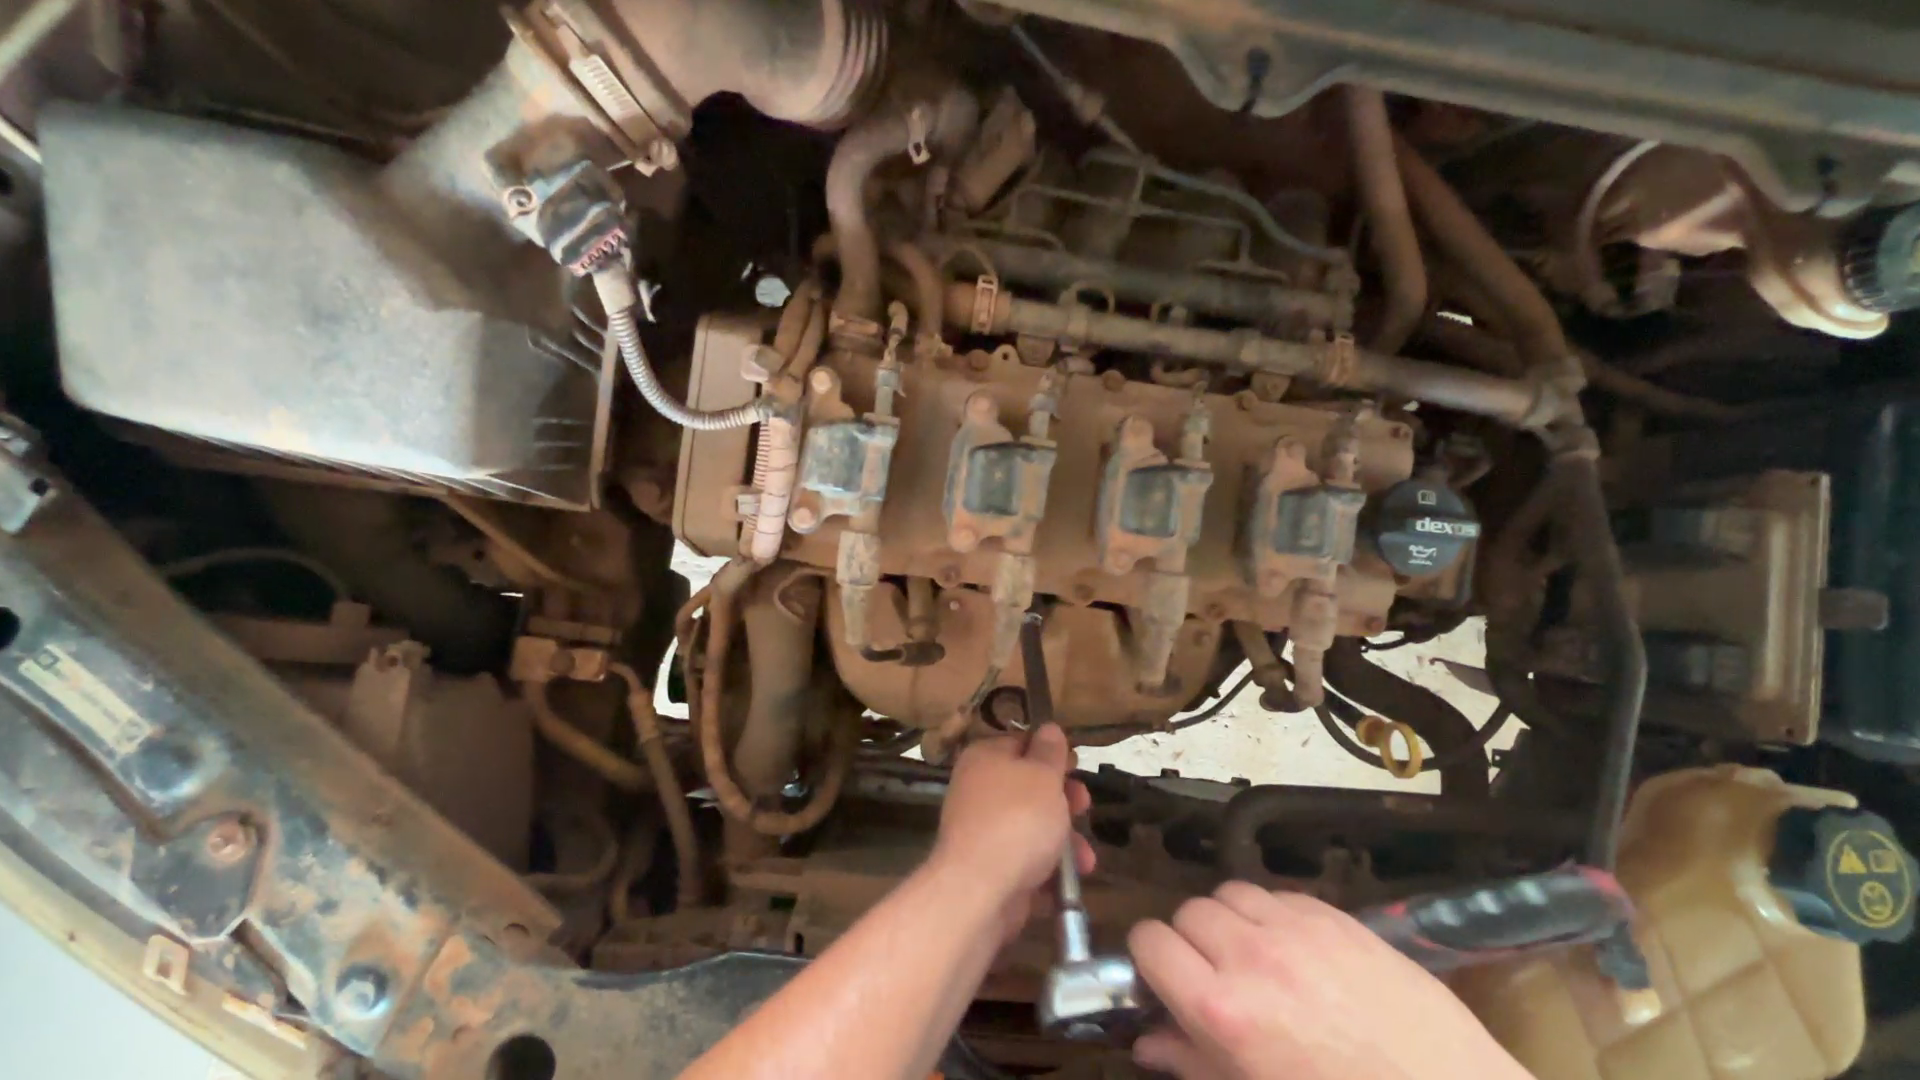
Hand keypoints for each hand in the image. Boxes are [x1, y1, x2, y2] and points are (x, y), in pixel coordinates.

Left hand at [931, 725, 1093, 938]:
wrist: (981, 889)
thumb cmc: (1018, 820)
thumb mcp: (1043, 776)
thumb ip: (1050, 752)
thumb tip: (1049, 728)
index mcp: (985, 758)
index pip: (1020, 743)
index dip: (1051, 753)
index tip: (1076, 766)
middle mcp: (979, 791)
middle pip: (1029, 788)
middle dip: (1064, 801)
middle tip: (1083, 806)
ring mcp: (983, 832)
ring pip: (1032, 828)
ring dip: (1064, 842)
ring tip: (1085, 860)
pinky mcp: (990, 869)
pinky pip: (1026, 862)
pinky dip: (1048, 871)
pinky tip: (1067, 883)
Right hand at [1127, 884, 1530, 1079]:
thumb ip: (1189, 1061)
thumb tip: (1144, 1039)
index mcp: (1222, 1009)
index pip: (1149, 942)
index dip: (1149, 958)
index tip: (1163, 977)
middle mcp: (1249, 956)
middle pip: (1186, 913)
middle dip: (1190, 942)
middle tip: (1215, 974)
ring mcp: (1294, 928)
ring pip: (1227, 893)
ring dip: (1229, 920)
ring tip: (1253, 955)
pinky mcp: (1332, 914)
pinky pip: (1275, 893)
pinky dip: (1271, 914)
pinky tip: (1295, 949)